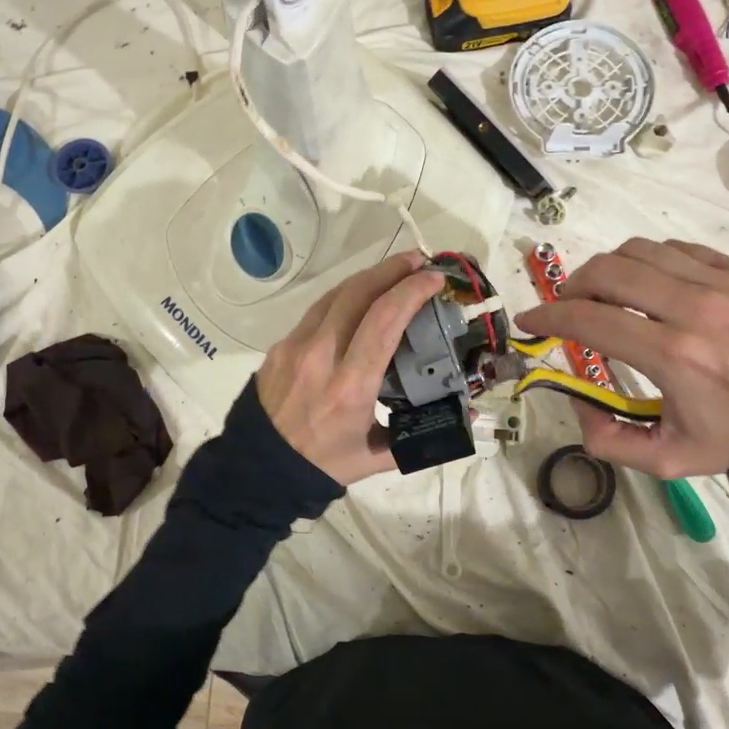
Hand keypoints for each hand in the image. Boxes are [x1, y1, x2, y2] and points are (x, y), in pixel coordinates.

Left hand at [256, 252, 445, 485]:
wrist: (260, 467)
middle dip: (392, 270)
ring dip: (368, 277)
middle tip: (420, 261)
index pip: (383, 320)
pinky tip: (361, 299)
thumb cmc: (324, 464)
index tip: (434, 279)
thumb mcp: (377, 456)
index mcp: (350, 386)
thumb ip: (423, 434)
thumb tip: (468, 415)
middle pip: (358, 294)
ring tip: (395, 272)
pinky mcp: (280, 346)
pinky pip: (317, 311)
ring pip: (335, 295)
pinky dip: (345, 297)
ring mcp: (296, 347)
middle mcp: (321, 357)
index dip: (411, 291)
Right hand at [515, 239, 728, 478]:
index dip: (547, 317)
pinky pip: (676, 248)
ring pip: (639, 250)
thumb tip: (576, 401)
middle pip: (608, 271)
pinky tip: (647, 284)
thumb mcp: (670, 459)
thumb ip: (608, 439)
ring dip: (608, 269)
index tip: (528, 321)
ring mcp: (720, 281)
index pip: (589, 319)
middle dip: (572, 286)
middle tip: (566, 306)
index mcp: (674, 356)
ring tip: (603, 292)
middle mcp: (693, 307)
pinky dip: (648, 261)